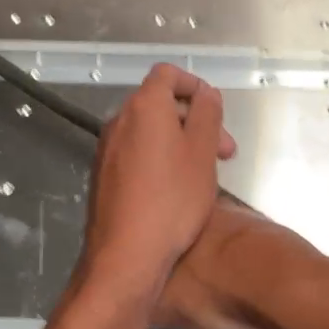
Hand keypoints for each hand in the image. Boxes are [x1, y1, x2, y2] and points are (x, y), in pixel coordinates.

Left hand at [80, 64, 235, 292]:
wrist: (125, 255)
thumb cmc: (172, 199)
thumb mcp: (202, 152)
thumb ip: (207, 114)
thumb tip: (206, 93)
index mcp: (144, 107)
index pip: (168, 74)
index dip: (194, 84)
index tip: (215, 110)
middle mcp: (119, 121)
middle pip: (160, 104)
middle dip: (195, 120)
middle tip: (224, 152)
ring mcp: (107, 150)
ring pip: (149, 132)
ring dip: (179, 142)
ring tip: (204, 174)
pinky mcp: (103, 176)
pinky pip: (136, 154)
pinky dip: (159, 159)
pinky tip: (176, 190)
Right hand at [155, 200, 314, 328]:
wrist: (286, 287)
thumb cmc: (215, 291)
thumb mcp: (160, 304)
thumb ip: (145, 300)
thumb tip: (146, 300)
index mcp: (189, 221)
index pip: (170, 259)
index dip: (174, 297)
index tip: (182, 322)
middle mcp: (223, 218)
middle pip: (206, 276)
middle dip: (211, 318)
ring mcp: (257, 234)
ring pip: (237, 285)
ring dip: (239, 324)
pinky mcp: (287, 253)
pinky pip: (264, 286)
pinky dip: (262, 314)